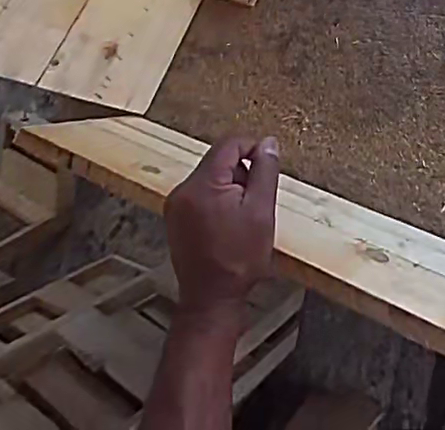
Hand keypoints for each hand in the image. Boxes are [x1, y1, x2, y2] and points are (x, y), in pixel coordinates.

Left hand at [166, 136, 278, 311]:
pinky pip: (202, 192)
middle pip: (219, 159)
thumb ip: (265, 170)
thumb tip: (268, 143)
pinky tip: (228, 223)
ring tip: (242, 216)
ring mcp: (176, 205)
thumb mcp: (261, 210)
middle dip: (242, 172)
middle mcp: (183, 190)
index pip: (229, 144)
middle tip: (255, 200)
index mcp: (202, 185)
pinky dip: (218, 199)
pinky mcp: (176, 217)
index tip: (267, 166)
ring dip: (231, 186)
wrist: (211, 301)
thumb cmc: (238, 260)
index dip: (252, 148)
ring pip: (211, 176)